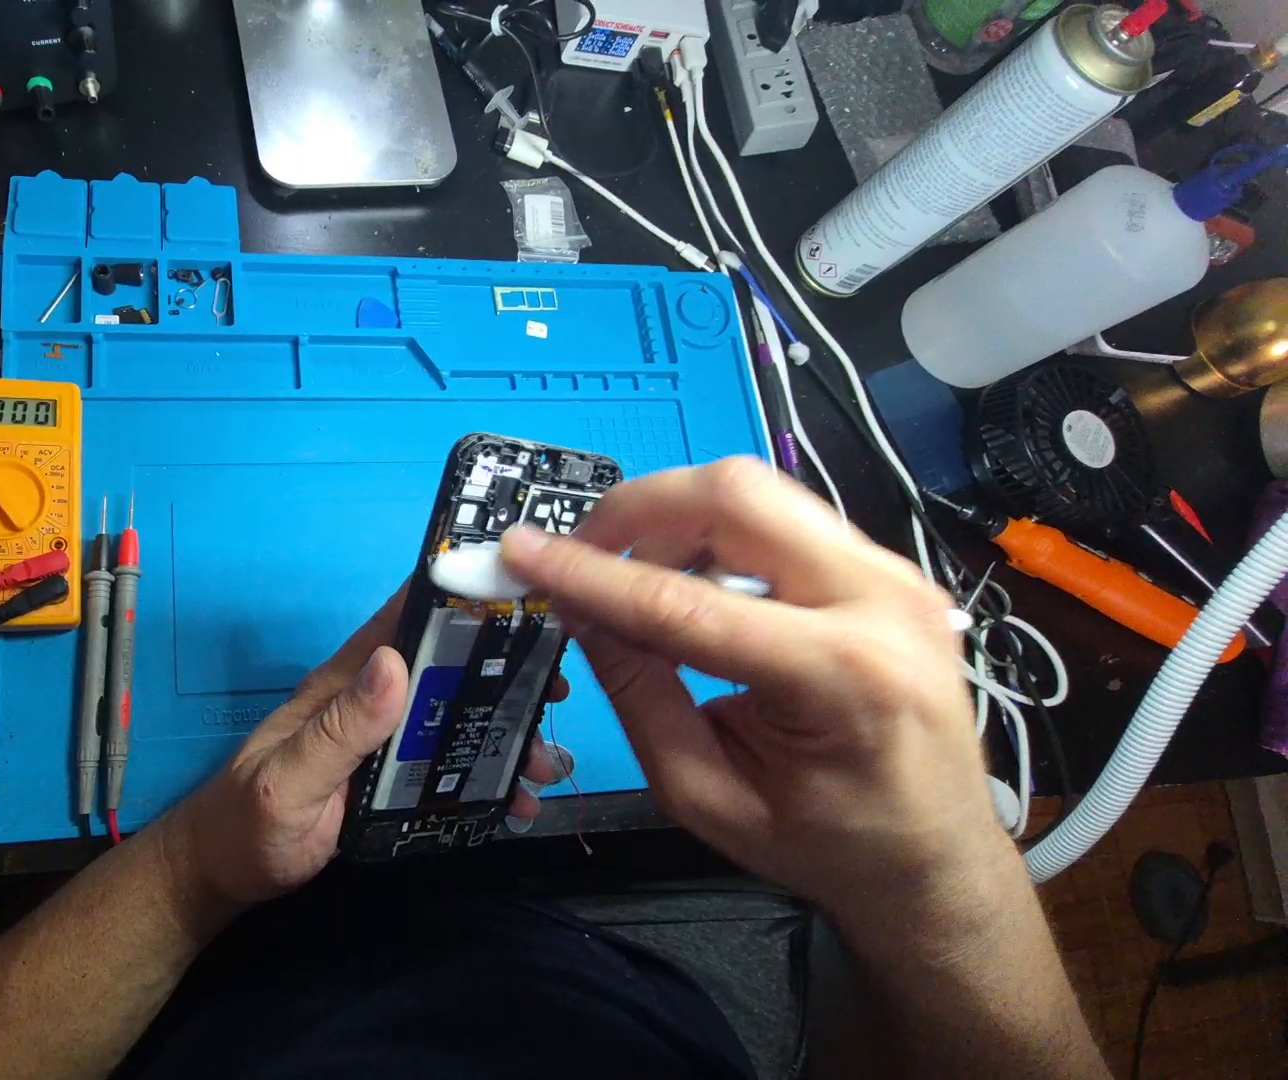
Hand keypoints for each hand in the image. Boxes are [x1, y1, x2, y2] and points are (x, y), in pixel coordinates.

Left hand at [161, 590, 574, 916]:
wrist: (228, 872)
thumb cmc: (246, 824)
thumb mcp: (288, 780)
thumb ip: (338, 728)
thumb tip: (395, 660)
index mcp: (343, 685)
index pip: (400, 623)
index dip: (454, 600)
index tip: (517, 598)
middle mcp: (370, 702)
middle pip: (445, 670)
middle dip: (504, 674)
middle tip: (555, 692)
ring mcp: (384, 741)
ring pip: (456, 719)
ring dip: (504, 732)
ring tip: (545, 763)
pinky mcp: (393, 778)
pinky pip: (450, 766)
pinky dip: (488, 776)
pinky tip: (516, 797)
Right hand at [498, 459, 1012, 925]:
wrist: (936, 860)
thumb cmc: (823, 844)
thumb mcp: (701, 789)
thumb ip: (634, 690)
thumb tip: (577, 609)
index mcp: (843, 677)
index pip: (683, 602)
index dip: (588, 574)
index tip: (523, 552)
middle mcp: (882, 601)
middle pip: (735, 498)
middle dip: (636, 511)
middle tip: (583, 554)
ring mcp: (892, 575)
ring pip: (754, 492)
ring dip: (670, 519)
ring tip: (633, 577)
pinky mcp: (882, 568)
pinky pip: (774, 516)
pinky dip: (706, 534)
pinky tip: (685, 582)